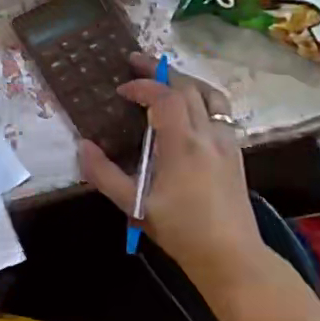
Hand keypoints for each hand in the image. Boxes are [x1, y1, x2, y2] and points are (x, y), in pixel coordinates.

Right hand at [78, 52, 267, 276]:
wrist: (232, 258)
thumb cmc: (180, 231)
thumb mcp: (133, 205)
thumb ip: (104, 174)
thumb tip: (83, 146)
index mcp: (183, 144)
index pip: (164, 97)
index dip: (141, 86)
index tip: (120, 92)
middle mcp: (209, 135)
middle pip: (188, 87)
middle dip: (160, 71)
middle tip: (135, 62)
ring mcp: (227, 142)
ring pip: (211, 94)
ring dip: (185, 80)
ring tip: (164, 78)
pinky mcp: (236, 153)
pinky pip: (220, 111)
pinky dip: (200, 98)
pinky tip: (186, 110)